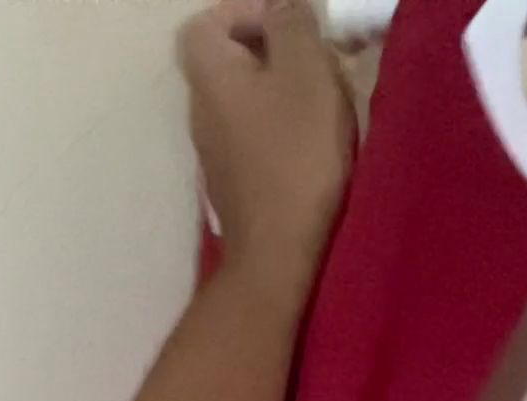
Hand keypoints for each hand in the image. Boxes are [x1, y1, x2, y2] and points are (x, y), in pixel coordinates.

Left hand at [179, 0, 354, 273]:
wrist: (276, 250)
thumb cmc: (294, 156)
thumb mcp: (304, 71)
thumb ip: (291, 22)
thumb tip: (282, 3)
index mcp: (209, 79)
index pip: (204, 24)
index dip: (245, 11)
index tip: (290, 23)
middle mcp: (201, 113)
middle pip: (227, 59)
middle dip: (275, 47)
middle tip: (318, 58)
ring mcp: (215, 151)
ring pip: (246, 96)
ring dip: (284, 86)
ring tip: (325, 98)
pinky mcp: (235, 180)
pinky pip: (254, 132)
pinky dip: (281, 122)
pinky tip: (314, 139)